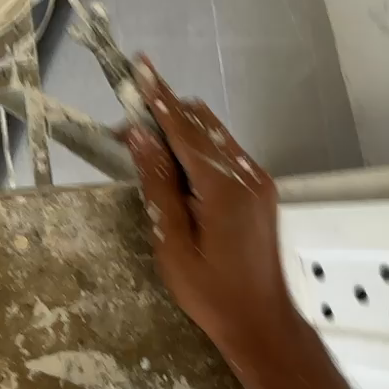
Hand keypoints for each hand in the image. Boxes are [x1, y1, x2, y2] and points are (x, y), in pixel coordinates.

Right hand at [123, 57, 300, 359]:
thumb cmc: (210, 291)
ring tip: (145, 147)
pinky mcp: (260, 191)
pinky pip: (224, 154)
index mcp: (223, 187)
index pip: (184, 129)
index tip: (141, 66)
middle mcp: (247, 175)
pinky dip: (196, 148)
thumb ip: (158, 184)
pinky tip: (174, 166)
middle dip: (163, 115)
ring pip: (214, 136)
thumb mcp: (172, 241)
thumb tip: (139, 136)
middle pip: (200, 124)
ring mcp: (258, 182)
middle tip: (126, 130)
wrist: (262, 323)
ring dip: (179, 130)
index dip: (159, 97)